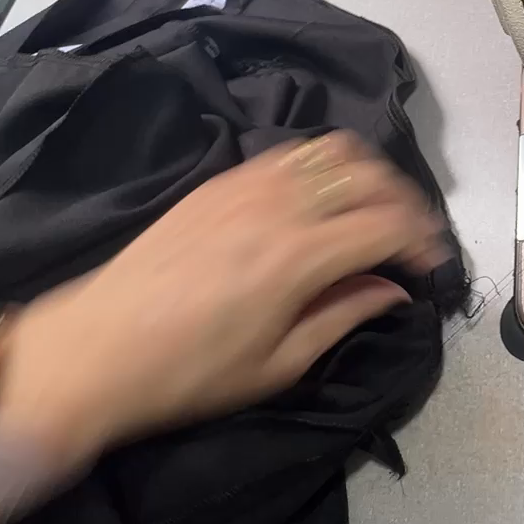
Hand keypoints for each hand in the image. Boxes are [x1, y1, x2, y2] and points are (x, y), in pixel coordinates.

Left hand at [0, 132, 449, 470]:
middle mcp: (281, 206)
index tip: (433, 260)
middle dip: (407, 202)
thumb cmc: (187, 372)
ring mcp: (250, 184)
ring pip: (336, 151)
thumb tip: (394, 290)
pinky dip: (327, 162)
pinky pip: (294, 151)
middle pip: (371, 178)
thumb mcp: (277, 365)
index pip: (387, 226)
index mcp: (298, 258)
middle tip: (412, 234)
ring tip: (376, 204)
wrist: (90, 351)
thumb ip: (345, 316)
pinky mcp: (224, 180)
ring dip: (371, 173)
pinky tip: (325, 191)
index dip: (422, 239)